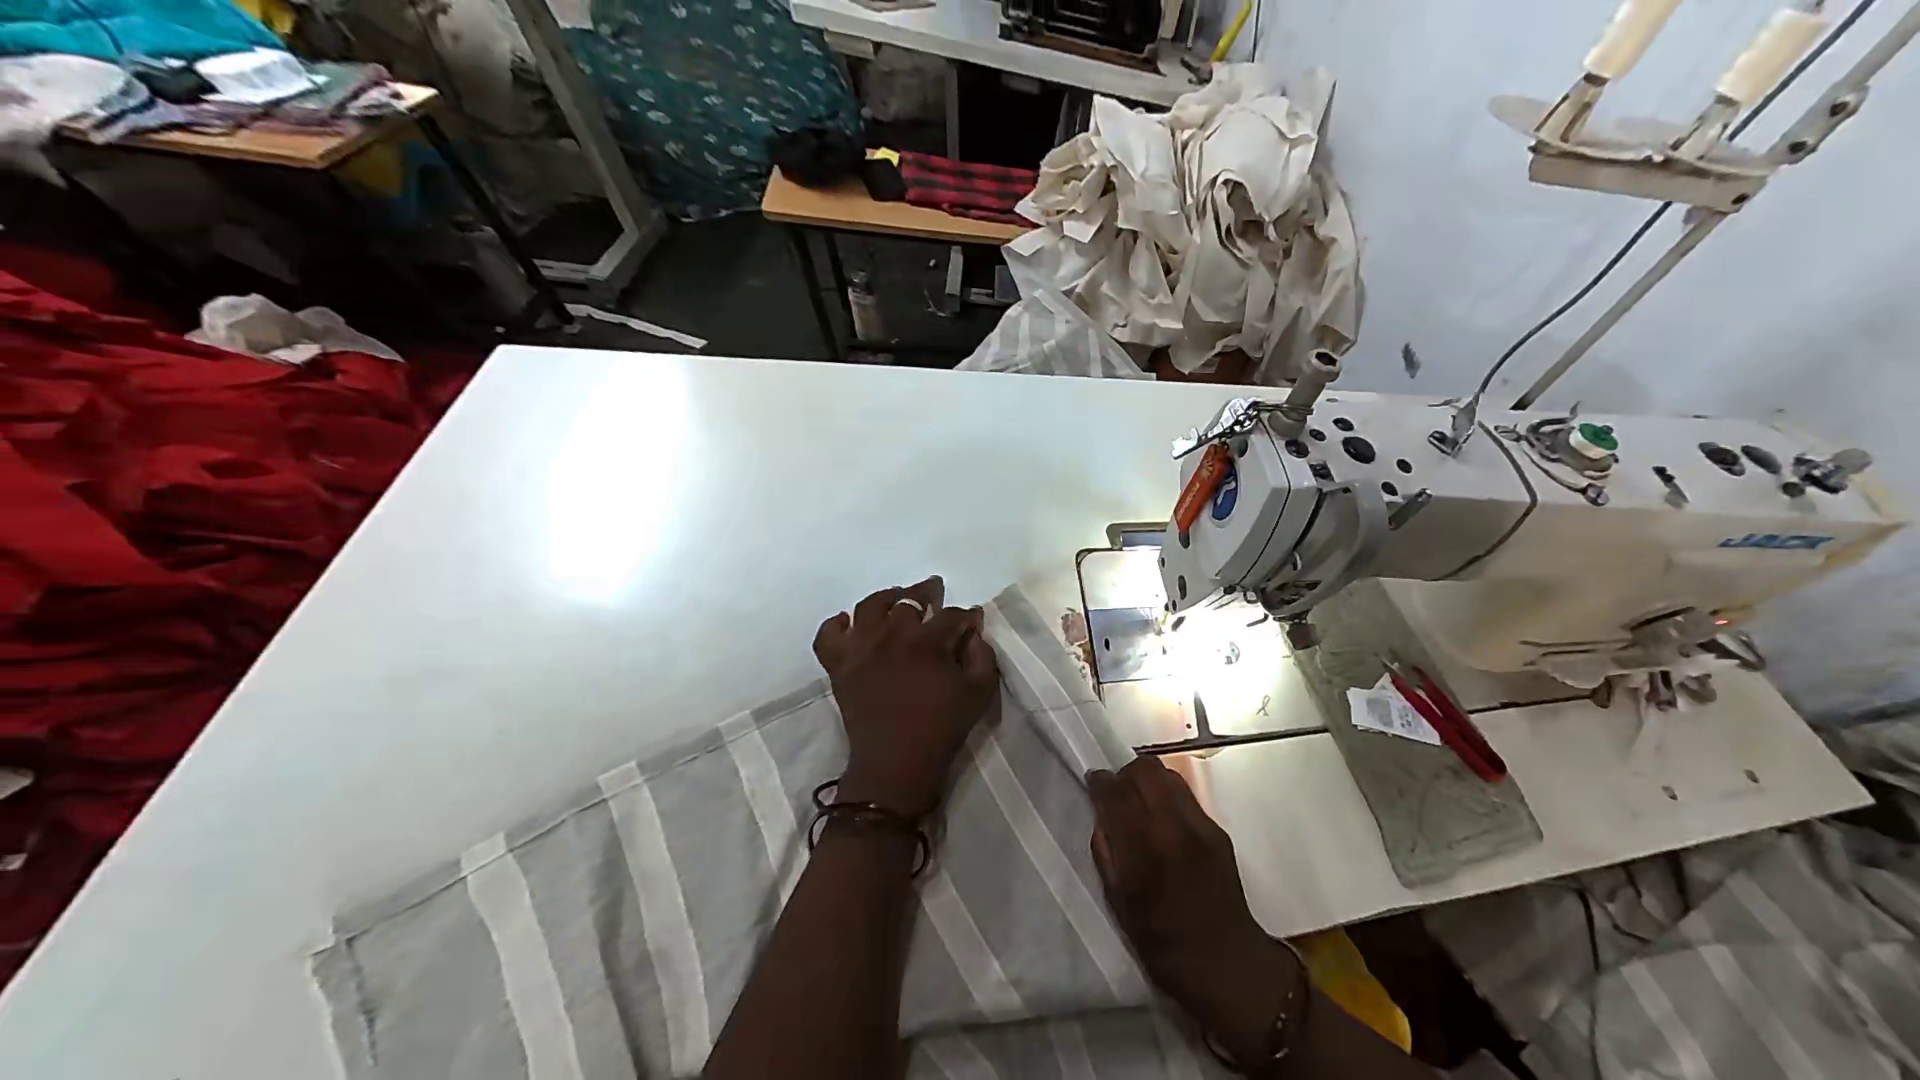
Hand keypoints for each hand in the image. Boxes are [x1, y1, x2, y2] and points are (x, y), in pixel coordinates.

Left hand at [813, 576, 999, 818]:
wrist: (895, 764)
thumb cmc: (941, 729)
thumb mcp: (979, 693)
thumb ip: (982, 656)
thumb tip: (972, 632)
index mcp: (927, 642)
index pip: (950, 615)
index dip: (965, 616)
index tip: (970, 621)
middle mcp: (891, 635)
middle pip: (909, 600)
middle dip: (927, 594)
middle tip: (934, 595)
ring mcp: (860, 648)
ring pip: (870, 606)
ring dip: (887, 598)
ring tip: (896, 600)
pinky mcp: (838, 664)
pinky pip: (829, 634)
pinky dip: (837, 624)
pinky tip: (850, 624)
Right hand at [1087, 757, 1300, 1068]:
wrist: (1226, 963)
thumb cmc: (1161, 940)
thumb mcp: (1118, 900)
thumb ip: (1106, 852)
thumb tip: (1102, 817)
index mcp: (1143, 849)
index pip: (1115, 794)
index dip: (1099, 781)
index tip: (1093, 780)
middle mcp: (1173, 827)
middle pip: (1144, 771)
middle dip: (1124, 773)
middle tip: (1117, 790)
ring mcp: (1200, 825)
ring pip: (1168, 775)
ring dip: (1148, 780)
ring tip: (1140, 800)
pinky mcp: (1218, 830)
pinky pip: (1186, 795)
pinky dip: (1167, 796)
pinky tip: (1163, 818)